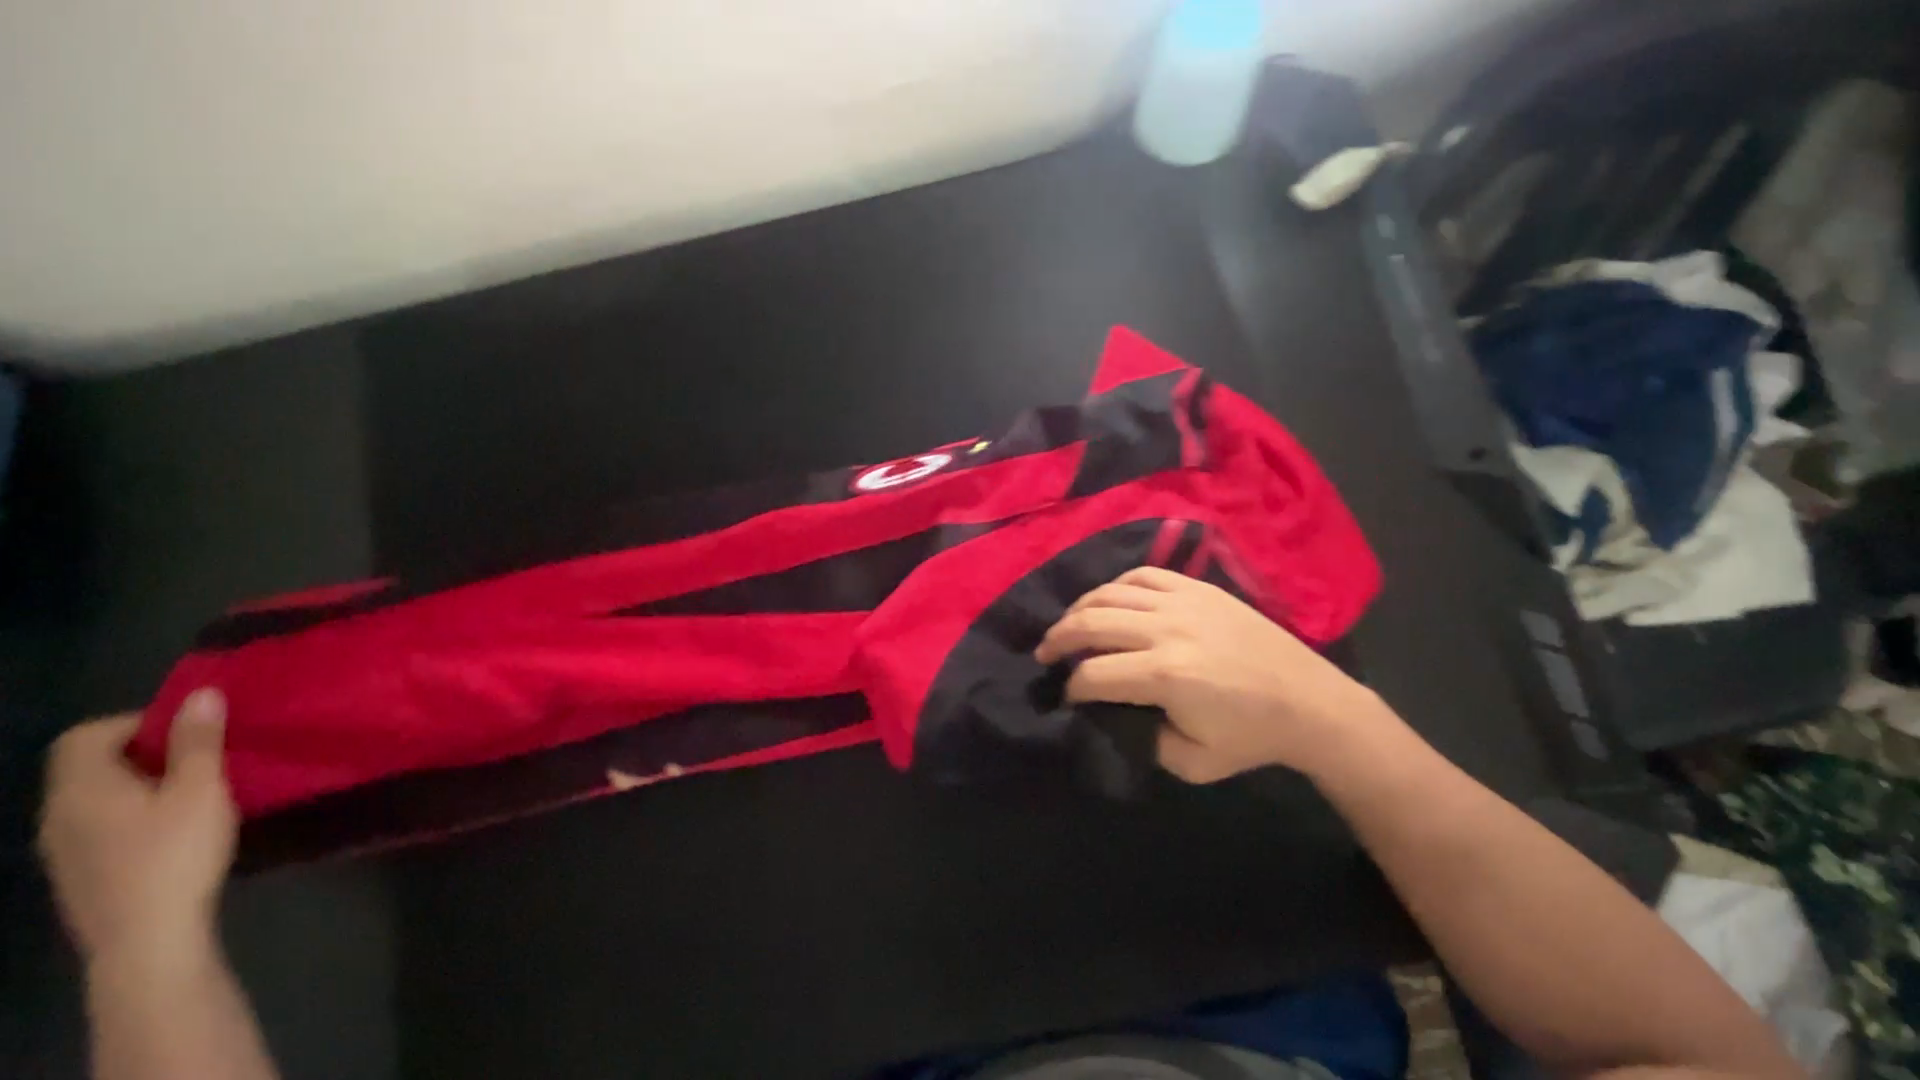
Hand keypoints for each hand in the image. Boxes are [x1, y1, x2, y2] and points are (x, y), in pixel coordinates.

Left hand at [38, 690, 236, 975]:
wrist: (144, 942)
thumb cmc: (174, 856)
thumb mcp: (200, 791)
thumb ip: (198, 742)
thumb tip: (202, 693)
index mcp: (81, 788)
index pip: (86, 735)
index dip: (135, 723)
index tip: (186, 734)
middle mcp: (57, 813)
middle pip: (87, 766)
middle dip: (140, 755)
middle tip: (195, 763)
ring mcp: (60, 850)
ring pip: (93, 799)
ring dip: (136, 788)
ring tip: (188, 798)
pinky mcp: (76, 876)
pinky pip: (96, 828)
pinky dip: (129, 817)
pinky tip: (168, 837)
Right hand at [1034, 567, 1397, 783]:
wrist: (1311, 703)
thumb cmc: (1250, 738)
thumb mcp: (1191, 762)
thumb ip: (1144, 740)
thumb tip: (1116, 715)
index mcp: (1166, 675)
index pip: (1094, 674)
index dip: (1071, 688)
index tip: (1067, 698)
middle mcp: (1168, 629)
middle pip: (1092, 622)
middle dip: (1058, 639)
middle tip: (1044, 653)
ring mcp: (1185, 602)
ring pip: (1112, 592)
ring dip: (1080, 609)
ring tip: (1068, 626)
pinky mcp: (1201, 588)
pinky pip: (1145, 574)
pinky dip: (1117, 584)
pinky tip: (1109, 600)